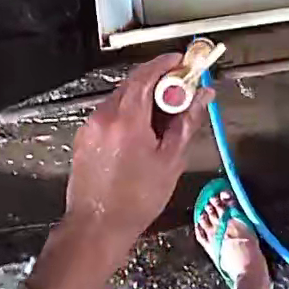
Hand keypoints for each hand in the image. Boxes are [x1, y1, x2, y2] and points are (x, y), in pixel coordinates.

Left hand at [64, 53, 211, 245]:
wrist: (96, 227)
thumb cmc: (136, 200)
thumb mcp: (171, 160)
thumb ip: (187, 123)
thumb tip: (203, 97)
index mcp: (126, 120)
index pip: (146, 75)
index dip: (166, 64)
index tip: (183, 61)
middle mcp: (104, 116)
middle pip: (133, 83)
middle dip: (158, 80)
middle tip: (180, 88)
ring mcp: (91, 126)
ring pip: (121, 98)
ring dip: (143, 97)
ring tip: (164, 114)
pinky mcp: (85, 137)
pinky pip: (110, 113)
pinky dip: (128, 111)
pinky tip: (143, 130)